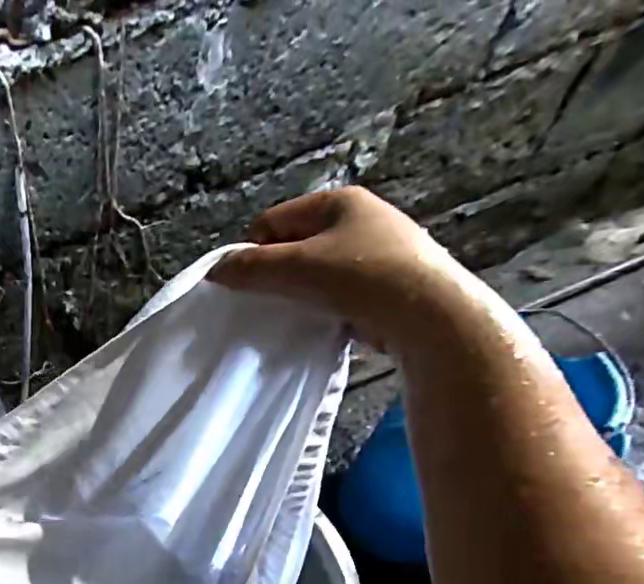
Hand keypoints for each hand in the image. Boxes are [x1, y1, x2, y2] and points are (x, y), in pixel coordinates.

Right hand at [209, 187, 486, 353]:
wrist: (428, 315)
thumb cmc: (359, 278)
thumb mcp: (295, 268)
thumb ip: (251, 267)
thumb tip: (215, 270)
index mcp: (338, 200)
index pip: (273, 220)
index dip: (254, 251)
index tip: (250, 284)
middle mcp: (362, 216)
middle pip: (296, 245)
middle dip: (278, 273)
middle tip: (272, 302)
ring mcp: (380, 249)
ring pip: (318, 271)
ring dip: (303, 293)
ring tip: (301, 316)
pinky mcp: (390, 283)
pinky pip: (341, 291)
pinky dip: (328, 306)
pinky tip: (328, 323)